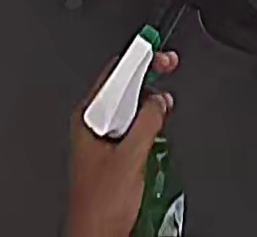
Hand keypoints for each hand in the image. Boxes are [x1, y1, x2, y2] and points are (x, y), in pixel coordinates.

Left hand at [66, 49, 178, 236]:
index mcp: (87, 117)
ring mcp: (101, 139)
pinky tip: (157, 129)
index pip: (115, 72)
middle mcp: (91, 124)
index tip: (157, 48)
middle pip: (123, 85)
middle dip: (148, 77)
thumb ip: (147, 120)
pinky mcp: (112, 153)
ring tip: (162, 106)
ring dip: (150, 102)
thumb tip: (159, 99)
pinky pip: (132, 125)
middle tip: (168, 66)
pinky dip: (148, 121)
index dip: (139, 57)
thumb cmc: (99, 208)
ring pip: (130, 105)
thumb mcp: (130, 156)